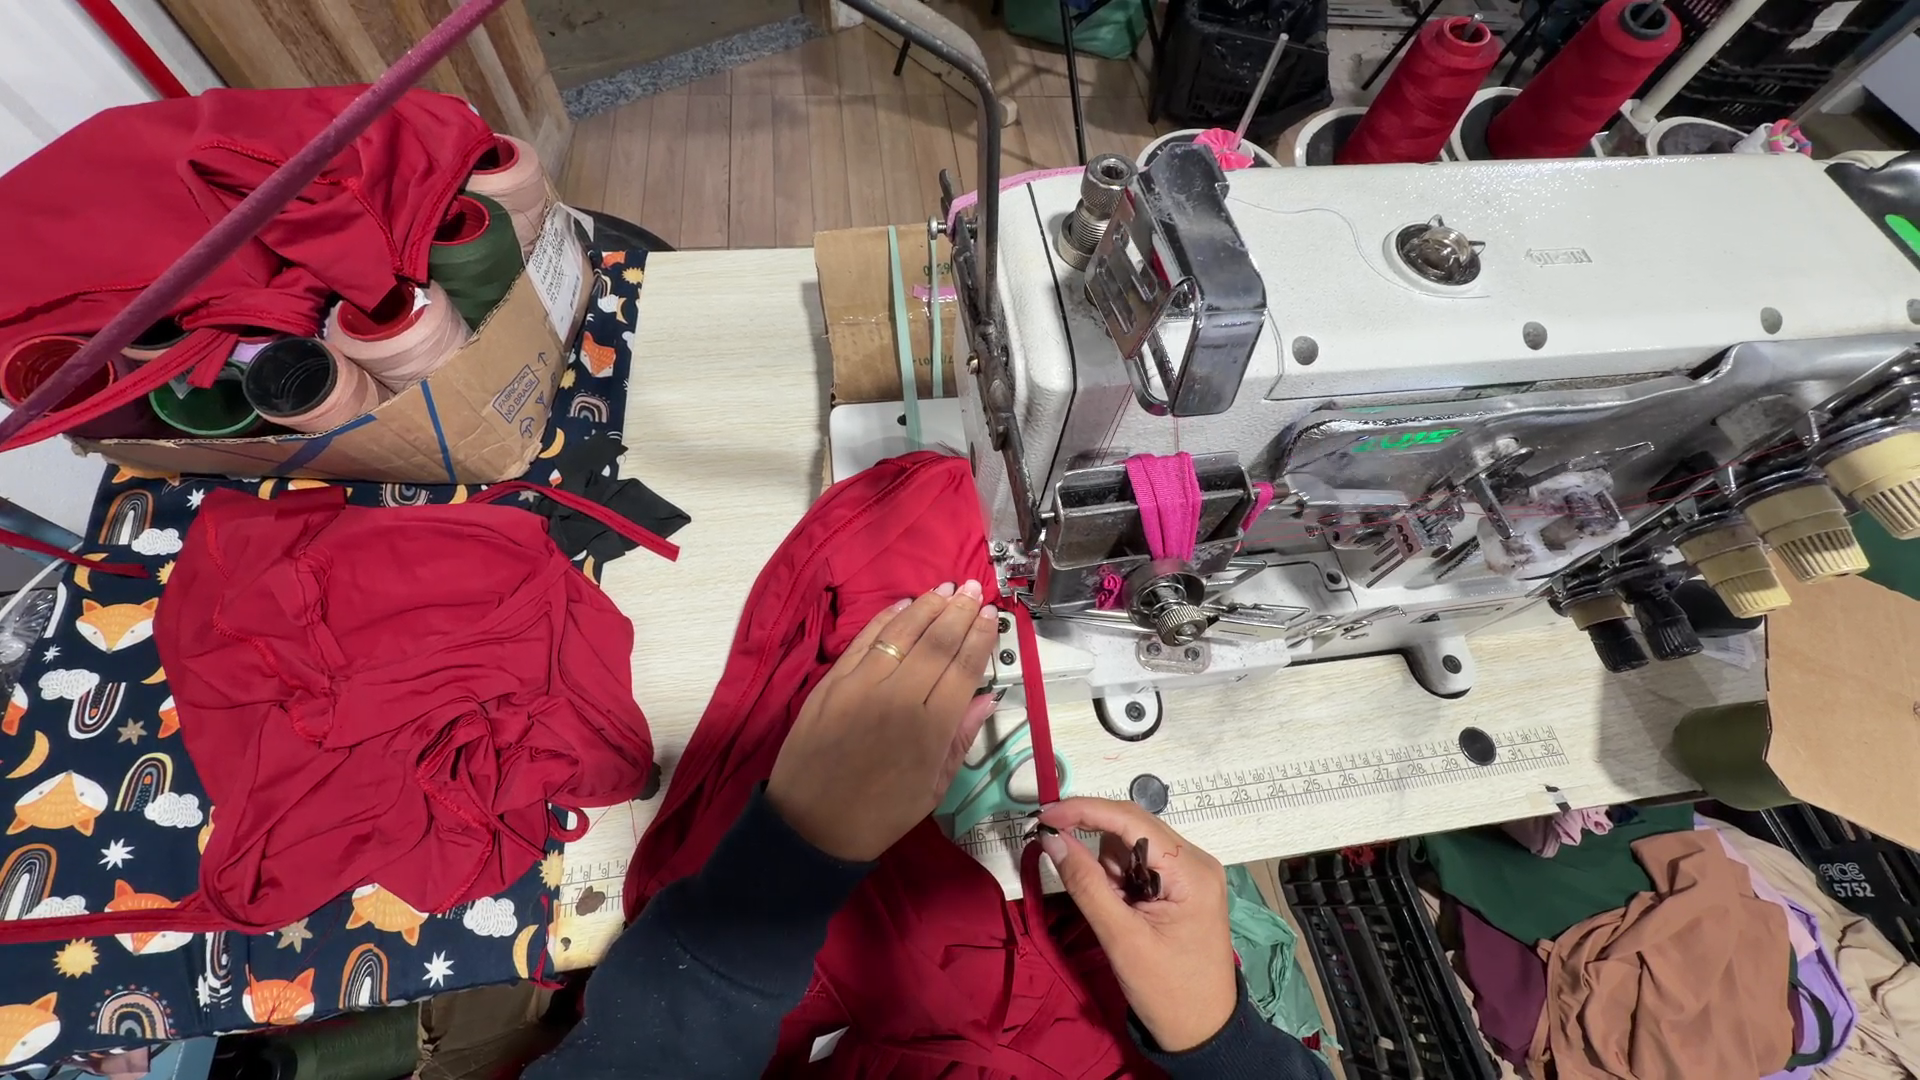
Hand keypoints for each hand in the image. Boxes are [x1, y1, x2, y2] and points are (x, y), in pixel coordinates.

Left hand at [767, 581, 999, 861]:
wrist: (810, 826)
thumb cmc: (880, 814)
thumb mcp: (934, 788)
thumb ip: (961, 738)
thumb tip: (987, 698)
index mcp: (930, 728)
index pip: (963, 668)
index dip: (978, 637)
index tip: (990, 615)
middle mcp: (899, 697)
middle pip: (936, 642)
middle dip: (958, 612)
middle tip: (975, 589)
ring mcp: (861, 685)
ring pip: (901, 633)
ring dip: (926, 607)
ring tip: (946, 588)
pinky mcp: (832, 681)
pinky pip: (864, 640)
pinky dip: (885, 618)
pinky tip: (903, 605)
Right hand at [1037, 798, 1236, 1052]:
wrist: (1204, 1036)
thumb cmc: (1168, 992)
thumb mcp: (1121, 939)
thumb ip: (1085, 883)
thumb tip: (1052, 838)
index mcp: (1190, 870)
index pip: (1131, 819)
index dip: (1085, 810)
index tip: (1046, 815)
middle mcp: (1195, 859)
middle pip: (1131, 825)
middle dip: (1094, 842)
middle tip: (1058, 853)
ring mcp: (1190, 870)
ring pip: (1130, 842)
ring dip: (1108, 866)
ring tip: (1114, 909)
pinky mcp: (1181, 882)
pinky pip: (1137, 860)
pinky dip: (1118, 876)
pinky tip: (1122, 907)